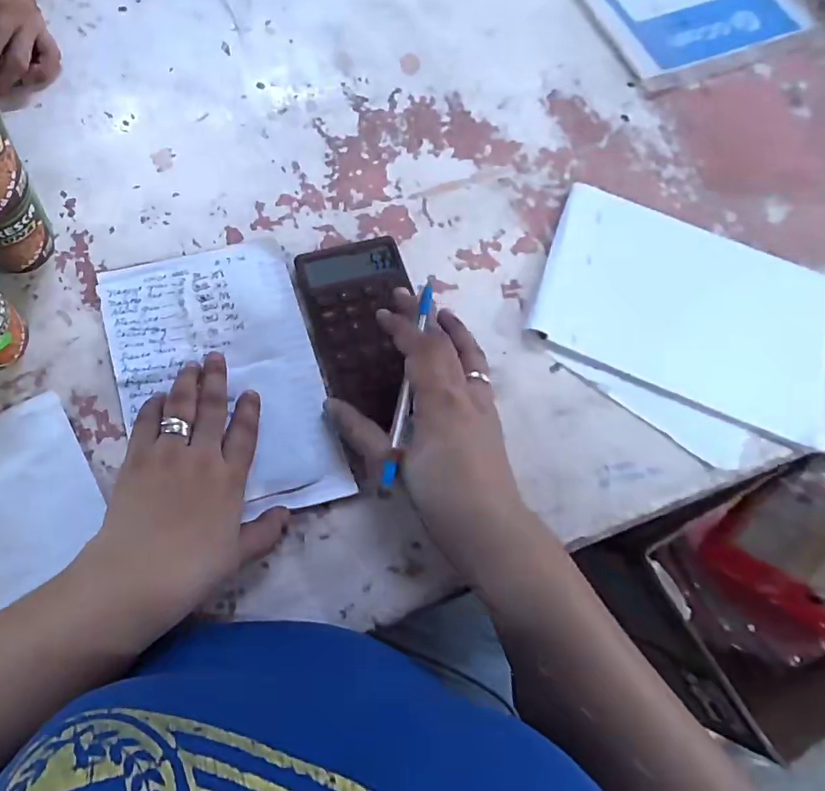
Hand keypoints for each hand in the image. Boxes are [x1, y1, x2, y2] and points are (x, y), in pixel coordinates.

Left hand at [70, 353, 289, 636]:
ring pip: (180, 408)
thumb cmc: (192, 570)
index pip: (244, 436)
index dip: (248, 412)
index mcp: (229, 480)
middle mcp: (201, 458)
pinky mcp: (137, 456)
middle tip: (215, 357)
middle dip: (216, 380)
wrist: (139, 572)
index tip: (250, 392)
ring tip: (190, 365)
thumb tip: (287, 513)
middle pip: (212, 410)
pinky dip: (154, 405)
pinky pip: (147, 422)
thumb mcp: (236, 556)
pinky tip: (157, 396)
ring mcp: (167, 453)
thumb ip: (263, 532)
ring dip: (186, 383)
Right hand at [327, 291, 542, 578]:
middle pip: (445, 344)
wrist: (494, 529)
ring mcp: (482, 406)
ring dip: (453, 330)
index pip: (420, 350)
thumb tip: (330, 404)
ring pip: (470, 355)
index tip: (381, 314)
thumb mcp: (393, 463)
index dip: (401, 328)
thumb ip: (361, 431)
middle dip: (423, 317)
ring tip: (441, 314)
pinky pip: (478, 372)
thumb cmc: (441, 494)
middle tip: (404, 295)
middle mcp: (465, 394)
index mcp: (440, 399)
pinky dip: (467, 353)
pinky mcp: (489, 420)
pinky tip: (459, 360)